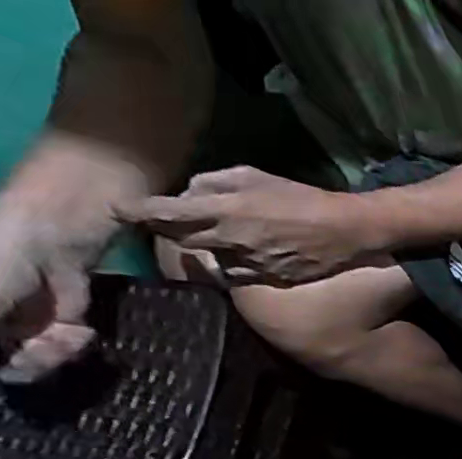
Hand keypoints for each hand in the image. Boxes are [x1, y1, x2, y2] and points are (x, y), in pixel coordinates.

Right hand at [0, 218, 97, 382]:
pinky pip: (62, 354)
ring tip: (67, 334)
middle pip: (2, 369)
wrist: (52, 246)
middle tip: (47, 344)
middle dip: (30, 362)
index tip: (7, 358)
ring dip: (57, 353)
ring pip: (36, 365)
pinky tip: (81, 330)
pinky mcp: (52, 332)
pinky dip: (74, 345)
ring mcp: (16, 332)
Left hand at [123, 167, 367, 285]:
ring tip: (210, 244)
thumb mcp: (253, 176)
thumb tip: (190, 194)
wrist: (346, 231)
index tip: (116, 210)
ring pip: (212, 260)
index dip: (135, 212)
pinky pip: (240, 274)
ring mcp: (250, 264)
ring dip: (206, 252)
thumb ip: (214, 183)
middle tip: (160, 227)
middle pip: (181, 241)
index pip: (163, 213)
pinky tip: (244, 258)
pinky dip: (235, 265)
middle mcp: (230, 241)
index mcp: (222, 211)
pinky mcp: (270, 279)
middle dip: (168, 233)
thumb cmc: (301, 197)